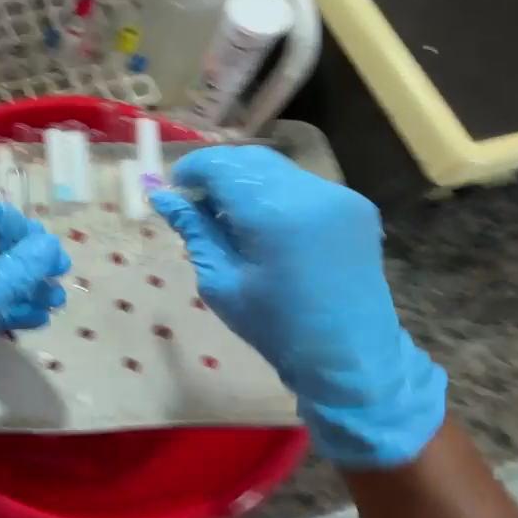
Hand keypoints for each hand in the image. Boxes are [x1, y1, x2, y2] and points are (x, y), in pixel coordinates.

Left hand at [0, 203, 69, 443]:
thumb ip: (17, 268)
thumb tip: (51, 243)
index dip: (16, 226)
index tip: (45, 246)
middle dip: (30, 260)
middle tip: (59, 274)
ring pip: (5, 279)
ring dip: (32, 286)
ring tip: (54, 302)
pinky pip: (3, 305)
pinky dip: (22, 308)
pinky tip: (38, 320)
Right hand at [149, 146, 444, 467]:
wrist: (351, 357)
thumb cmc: (275, 327)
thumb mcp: (220, 282)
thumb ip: (194, 231)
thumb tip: (163, 198)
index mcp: (275, 213)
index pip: (221, 165)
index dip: (190, 171)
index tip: (173, 193)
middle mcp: (312, 192)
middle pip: (249, 159)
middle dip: (216, 173)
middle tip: (194, 205)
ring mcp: (339, 196)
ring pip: (275, 168)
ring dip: (244, 181)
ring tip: (226, 218)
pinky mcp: (354, 205)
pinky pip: (299, 184)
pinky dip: (271, 192)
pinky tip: (261, 225)